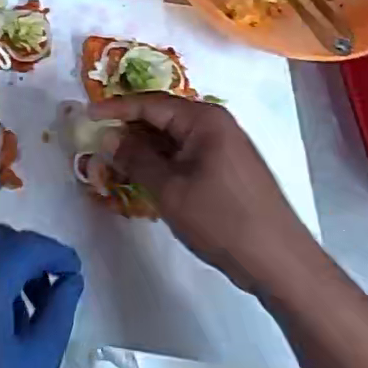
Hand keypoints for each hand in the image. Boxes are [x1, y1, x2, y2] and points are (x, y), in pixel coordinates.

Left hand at [0, 225, 83, 367]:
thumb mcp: (35, 367)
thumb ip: (58, 316)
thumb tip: (72, 281)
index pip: (28, 244)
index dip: (57, 253)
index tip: (76, 271)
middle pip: (0, 239)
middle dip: (30, 257)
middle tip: (51, 293)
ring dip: (3, 266)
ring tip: (22, 313)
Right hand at [90, 93, 310, 293]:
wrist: (281, 263)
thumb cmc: (222, 221)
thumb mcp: (169, 190)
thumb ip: (135, 158)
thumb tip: (110, 136)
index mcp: (203, 119)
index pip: (150, 103)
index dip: (115, 108)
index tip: (86, 113)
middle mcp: (216, 123)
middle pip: (163, 116)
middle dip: (129, 127)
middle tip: (98, 138)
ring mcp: (225, 145)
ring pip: (174, 136)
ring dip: (145, 146)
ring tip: (116, 159)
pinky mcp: (229, 167)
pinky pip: (187, 152)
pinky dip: (164, 160)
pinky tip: (146, 175)